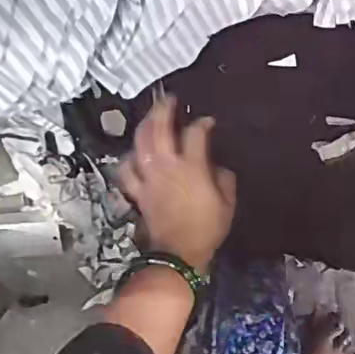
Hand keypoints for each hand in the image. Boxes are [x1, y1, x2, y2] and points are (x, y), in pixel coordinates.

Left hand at [118, 95, 236, 271]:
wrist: (179, 254)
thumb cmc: (206, 229)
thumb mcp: (227, 203)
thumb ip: (224, 179)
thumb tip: (219, 168)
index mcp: (192, 167)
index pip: (196, 133)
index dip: (203, 124)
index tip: (208, 122)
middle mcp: (167, 166)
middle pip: (160, 128)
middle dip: (164, 110)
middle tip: (169, 100)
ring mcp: (149, 177)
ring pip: (140, 143)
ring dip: (145, 126)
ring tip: (150, 118)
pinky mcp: (138, 191)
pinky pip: (127, 170)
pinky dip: (129, 159)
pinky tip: (133, 155)